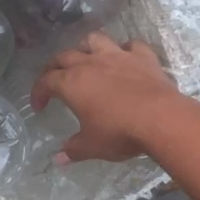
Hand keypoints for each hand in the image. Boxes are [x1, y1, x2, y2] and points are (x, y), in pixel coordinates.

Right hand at [31, 33, 199, 161]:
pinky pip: (132, 45)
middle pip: (64, 56)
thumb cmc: (119, 132)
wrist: (161, 118)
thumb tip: (57, 159)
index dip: (38, 92)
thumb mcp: (92, 146)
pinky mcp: (142, 57)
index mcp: (71, 83)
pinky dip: (126, 50)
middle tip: (54, 79)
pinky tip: (126, 58)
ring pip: (94, 40)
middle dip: (54, 67)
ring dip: (86, 47)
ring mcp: (117, 56)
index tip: (38, 106)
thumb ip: (73, 150)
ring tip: (86, 58)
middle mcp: (90, 63)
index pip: (46, 81)